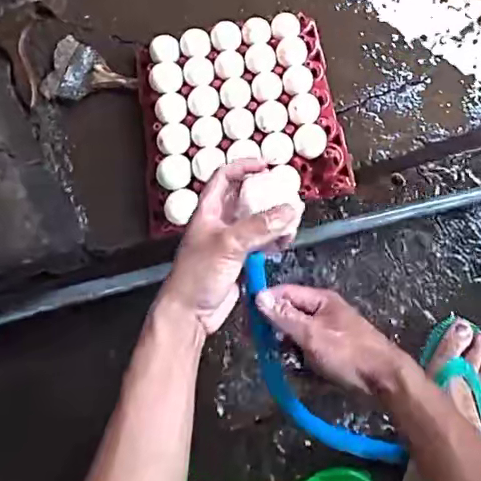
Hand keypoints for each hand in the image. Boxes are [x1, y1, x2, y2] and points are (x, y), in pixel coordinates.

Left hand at [155, 158, 303, 336]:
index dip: (244, 166)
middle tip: (285, 192)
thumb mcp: (228, 244)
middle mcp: (220, 222)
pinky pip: (261, 241)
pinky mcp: (240, 259)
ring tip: (290, 220)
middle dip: (266, 193)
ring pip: (257, 220)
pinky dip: (274, 239)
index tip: (265, 165)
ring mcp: (230, 241)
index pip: (225, 177)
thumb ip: (259, 226)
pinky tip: (284, 241)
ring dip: (274, 218)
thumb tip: (287, 210)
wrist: (189, 315)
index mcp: (209, 210)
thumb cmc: (195, 276)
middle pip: (246, 197)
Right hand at [254, 285, 413, 394]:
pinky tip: (298, 369)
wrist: (383, 379)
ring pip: (297, 333)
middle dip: (275, 328)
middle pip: (290, 312)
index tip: (246, 318)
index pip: (284, 292)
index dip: (265, 302)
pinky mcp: (332, 349)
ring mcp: (328, 330)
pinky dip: (300, 357)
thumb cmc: (348, 353)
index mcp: (320, 299)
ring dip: (288, 346)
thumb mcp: (312, 335)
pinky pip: (307, 348)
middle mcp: (323, 310)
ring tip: (283, 360)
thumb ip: (285, 317)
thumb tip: (259, 296)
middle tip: (260, 344)